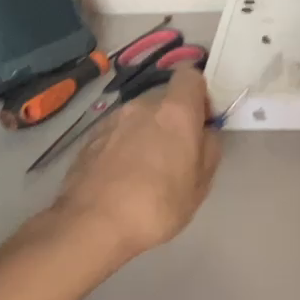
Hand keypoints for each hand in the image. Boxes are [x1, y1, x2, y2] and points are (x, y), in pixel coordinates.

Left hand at [52, 66, 221, 257]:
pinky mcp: (89, 139)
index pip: (190, 76)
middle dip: (173, 121)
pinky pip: (116, 135)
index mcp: (175, 112)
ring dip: (146, 135)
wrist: (92, 224)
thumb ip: (209, 150)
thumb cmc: (157, 205)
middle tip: (176, 157)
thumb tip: (205, 132)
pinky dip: (123, 147)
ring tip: (145, 172)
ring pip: (138, 119)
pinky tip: (122, 178)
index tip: (202, 121)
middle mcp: (141, 107)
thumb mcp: (200, 185)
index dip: (200, 94)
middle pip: (164, 101)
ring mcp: (111, 121)